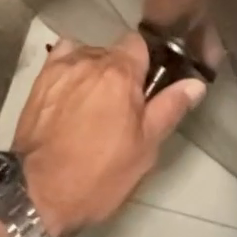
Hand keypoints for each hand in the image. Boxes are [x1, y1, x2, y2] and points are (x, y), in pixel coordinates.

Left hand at [11, 32, 207, 236]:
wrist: (40, 192)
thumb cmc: (98, 173)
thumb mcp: (144, 148)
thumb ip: (170, 108)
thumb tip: (196, 83)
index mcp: (121, 72)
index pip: (139, 43)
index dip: (144, 63)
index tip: (145, 89)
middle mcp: (91, 58)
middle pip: (113, 51)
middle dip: (120, 73)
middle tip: (119, 109)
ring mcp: (63, 66)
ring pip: (88, 55)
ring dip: (94, 73)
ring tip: (91, 107)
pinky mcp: (41, 78)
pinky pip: (63, 59)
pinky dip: (70, 69)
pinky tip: (69, 93)